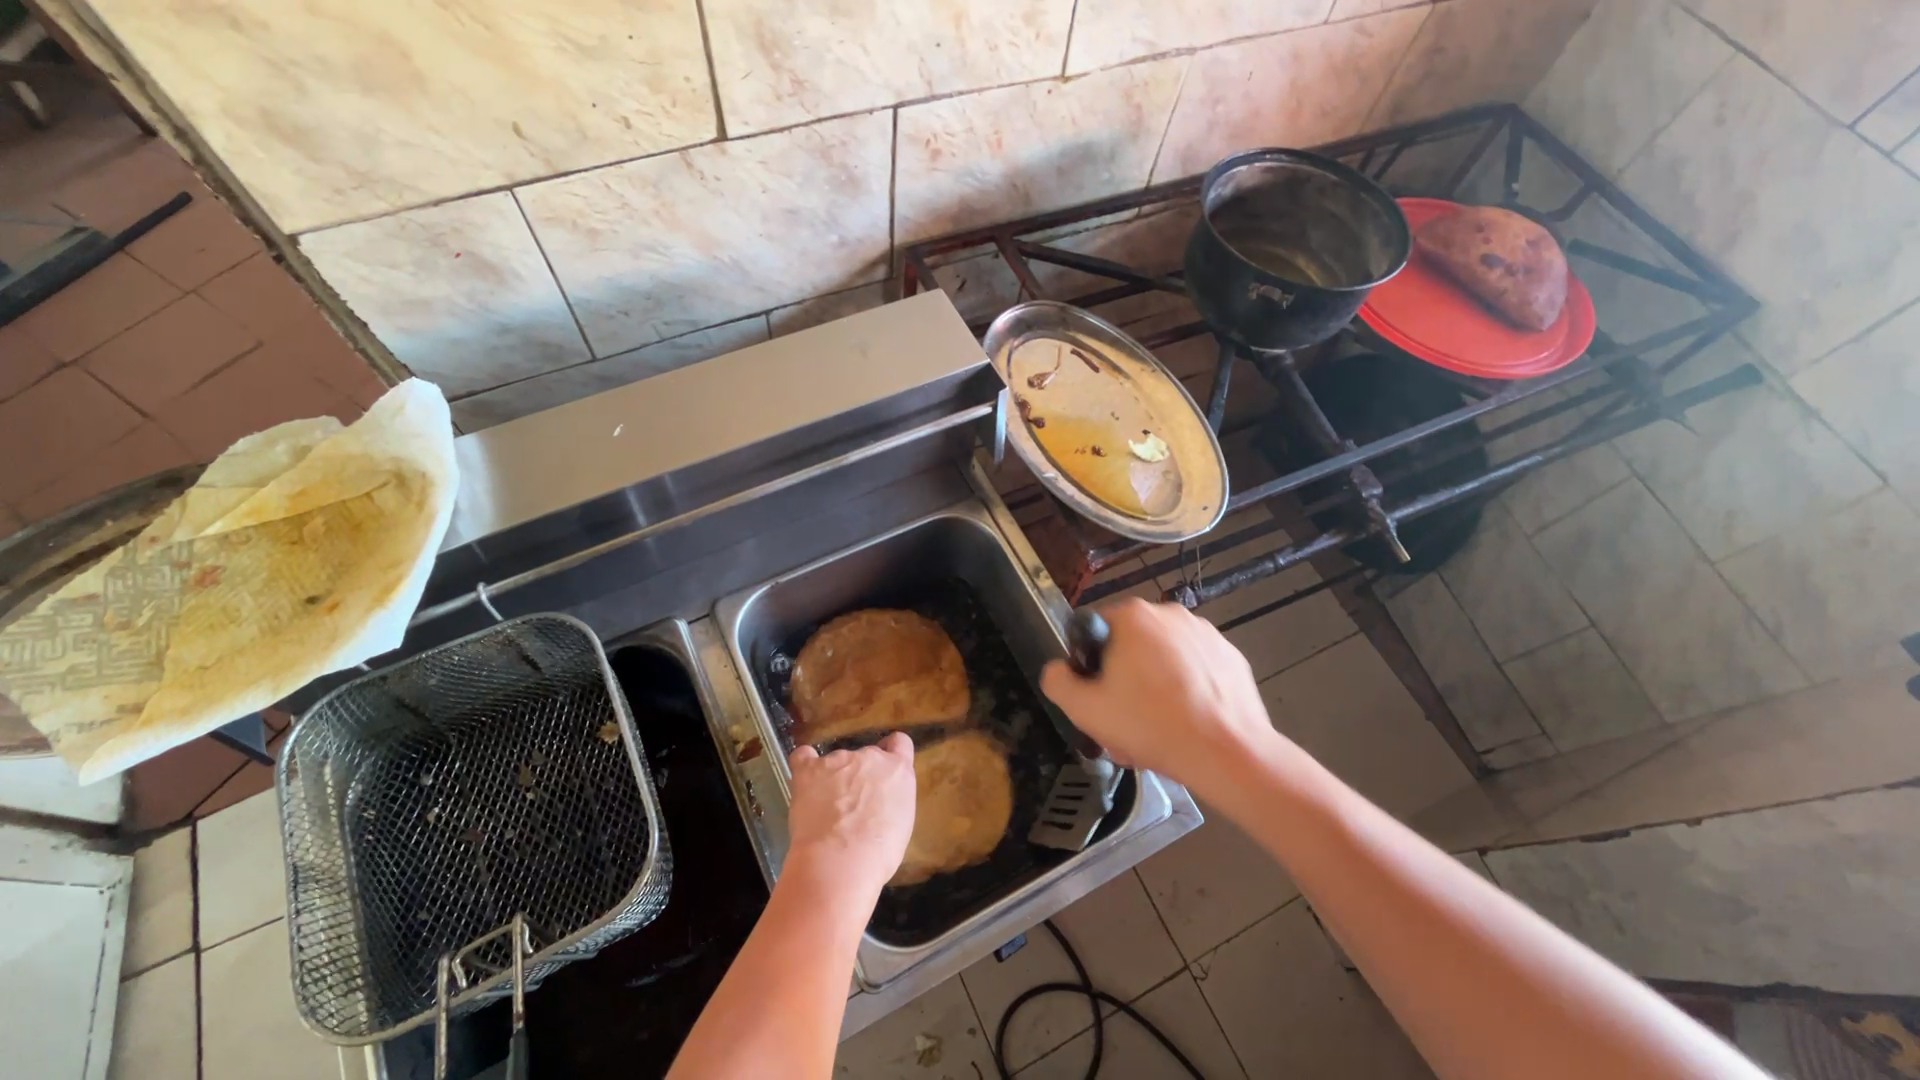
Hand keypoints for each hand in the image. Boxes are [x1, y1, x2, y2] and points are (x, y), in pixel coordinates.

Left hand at [784, 733, 917, 895]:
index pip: (900, 744)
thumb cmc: (879, 853)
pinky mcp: (809, 770)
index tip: (883, 770)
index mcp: (898, 770)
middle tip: (852, 806)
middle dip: (860, 776)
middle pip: (865, 757)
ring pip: (836, 762)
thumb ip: (891, 801)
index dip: (890, 753)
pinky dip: (805, 768)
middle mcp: (870, 757)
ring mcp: (838, 760)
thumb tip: (878, 803)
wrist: (841, 859)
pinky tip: (805, 783)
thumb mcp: (901, 823)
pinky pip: (804, 758)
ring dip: (834, 779)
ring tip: (825, 810)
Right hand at [1041, 598, 1283, 794]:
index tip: (1099, 698)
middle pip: (1130, 647)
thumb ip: (1058, 681)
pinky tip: (1187, 723)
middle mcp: (1170, 614)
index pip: (1095, 632)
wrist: (1227, 753)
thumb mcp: (1085, 710)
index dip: (1091, 667)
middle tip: (1125, 722)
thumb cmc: (1152, 726)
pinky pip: (1196, 670)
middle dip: (1123, 682)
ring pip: (1164, 659)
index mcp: (1133, 617)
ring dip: (1154, 688)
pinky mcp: (1231, 657)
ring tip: (1157, 729)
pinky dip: (1187, 691)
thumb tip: (1058, 670)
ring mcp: (1206, 634)